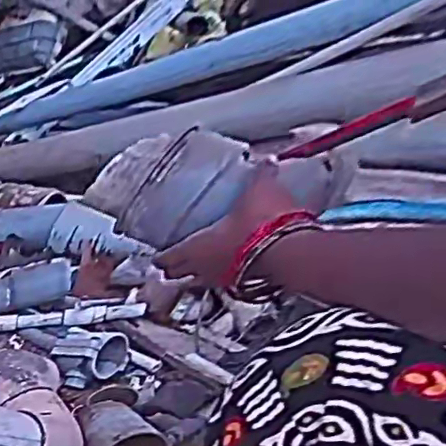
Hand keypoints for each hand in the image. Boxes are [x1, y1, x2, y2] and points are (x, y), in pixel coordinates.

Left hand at [156, 162, 305, 286]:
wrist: (287, 251)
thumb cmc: (261, 222)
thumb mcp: (258, 191)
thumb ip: (258, 176)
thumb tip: (266, 160)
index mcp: (195, 247)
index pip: (167, 258)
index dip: (161, 257)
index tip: (157, 256)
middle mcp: (202, 268)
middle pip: (177, 275)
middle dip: (172, 270)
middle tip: (171, 265)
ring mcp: (220, 279)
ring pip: (197, 282)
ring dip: (195, 276)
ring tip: (197, 268)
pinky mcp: (241, 285)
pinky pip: (224, 282)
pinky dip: (222, 276)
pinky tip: (229, 269)